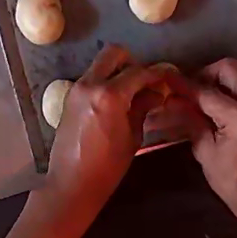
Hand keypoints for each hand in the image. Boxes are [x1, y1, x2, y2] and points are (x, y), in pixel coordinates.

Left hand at [35, 45, 171, 225]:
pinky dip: (105, 82)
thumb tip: (155, 93)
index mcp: (109, 95)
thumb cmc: (107, 167)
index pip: (139, 72)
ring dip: (117, 72)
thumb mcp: (132, 137)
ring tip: (130, 95)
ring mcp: (76, 89)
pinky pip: (91, 79)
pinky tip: (115, 104)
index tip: (167, 77)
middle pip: (114, 53)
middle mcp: (90, 84)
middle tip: (143, 82)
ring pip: (100, 65)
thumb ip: (142, 108)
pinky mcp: (69, 98)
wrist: (71, 183)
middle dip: (132, 62)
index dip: (156, 73)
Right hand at [185, 60, 236, 229]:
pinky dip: (228, 88)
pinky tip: (214, 105)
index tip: (168, 80)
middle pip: (228, 68)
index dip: (184, 85)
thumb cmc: (233, 182)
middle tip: (188, 90)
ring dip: (217, 79)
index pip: (206, 91)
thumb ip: (191, 121)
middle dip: (204, 74)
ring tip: (199, 97)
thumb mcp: (206, 152)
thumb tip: (174, 102)